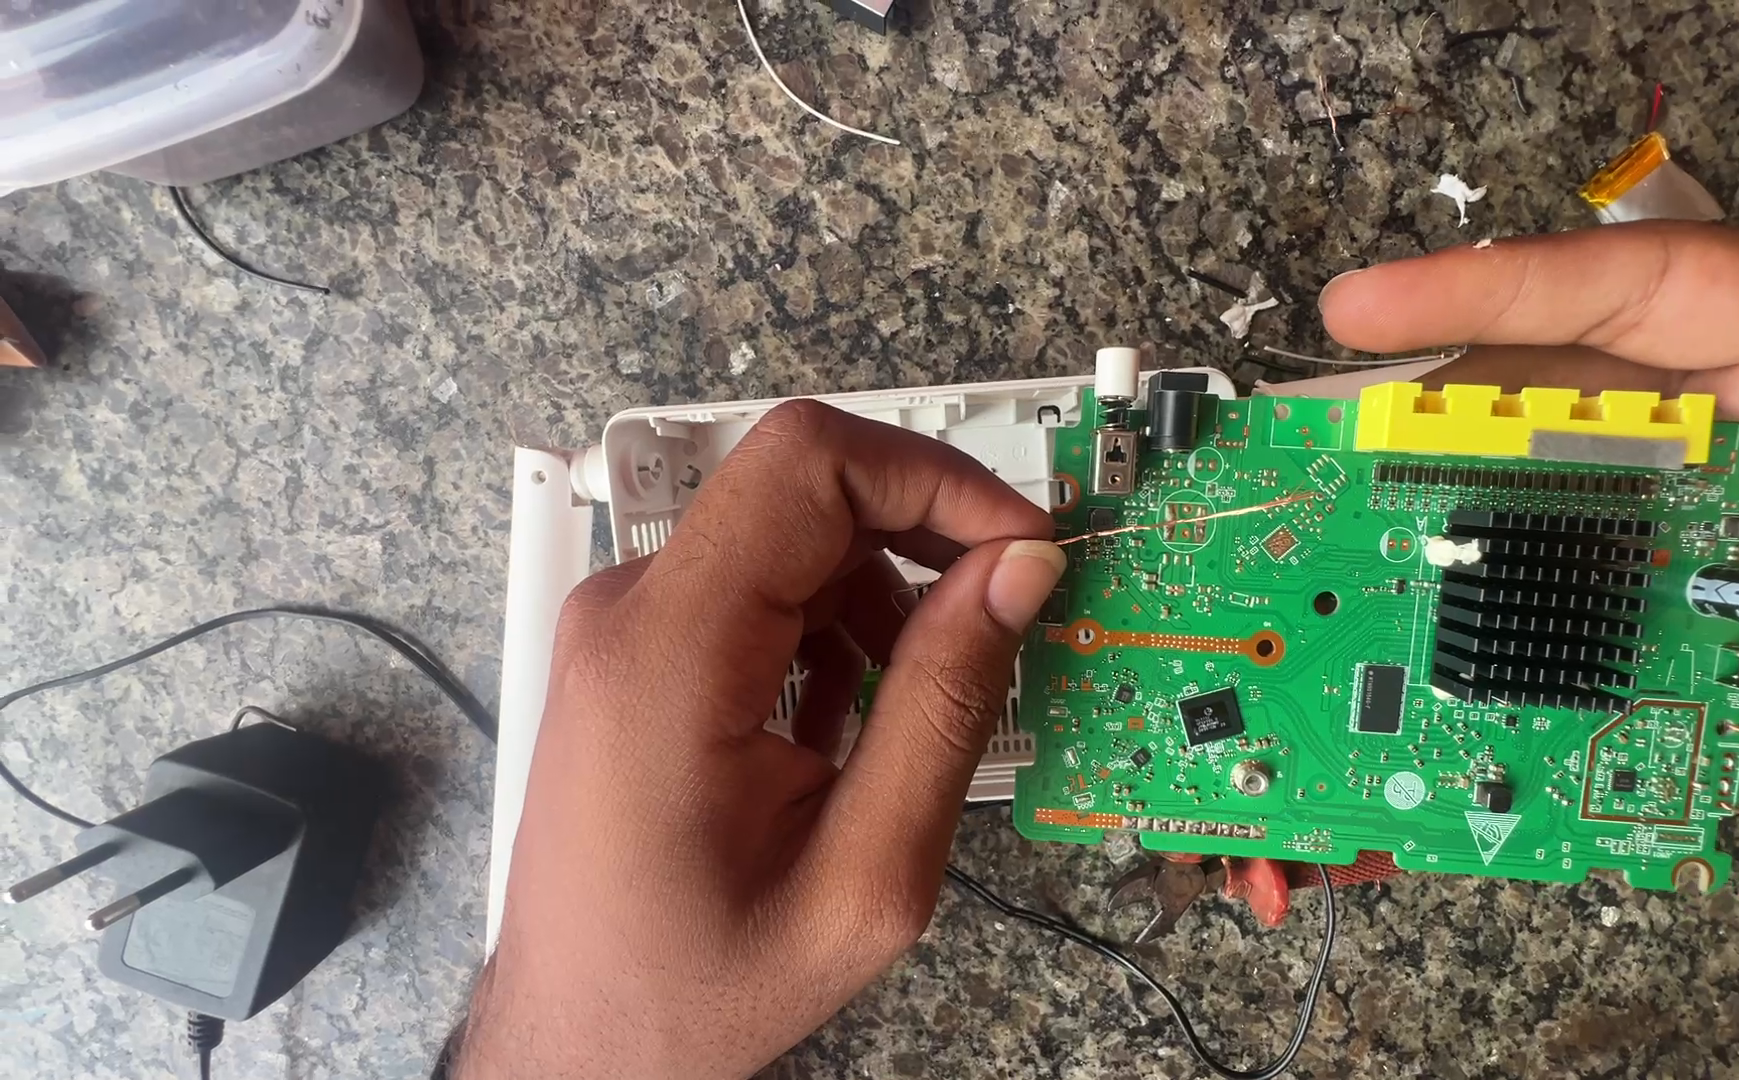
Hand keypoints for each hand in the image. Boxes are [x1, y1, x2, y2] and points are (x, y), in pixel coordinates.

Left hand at [454, 402, 1065, 1078]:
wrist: (580, 1035)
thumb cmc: (700, 983)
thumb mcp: (866, 873)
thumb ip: (947, 704)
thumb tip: (1017, 572)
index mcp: (670, 650)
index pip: (807, 463)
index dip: (933, 477)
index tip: (1018, 540)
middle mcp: (635, 606)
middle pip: (808, 484)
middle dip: (927, 526)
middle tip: (1001, 601)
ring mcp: (635, 616)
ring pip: (801, 530)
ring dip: (888, 585)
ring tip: (915, 690)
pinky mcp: (652, 636)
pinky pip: (772, 577)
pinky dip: (842, 617)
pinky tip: (854, 706)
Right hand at [1319, 153, 1738, 780]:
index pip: (1614, 294)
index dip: (1479, 290)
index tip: (1356, 307)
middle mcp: (1687, 421)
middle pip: (1518, 396)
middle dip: (1404, 413)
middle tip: (1302, 440)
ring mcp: (1641, 516)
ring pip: (1502, 494)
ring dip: (1414, 510)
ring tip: (1319, 526)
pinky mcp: (1621, 599)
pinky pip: (1520, 591)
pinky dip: (1456, 608)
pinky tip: (1394, 622)